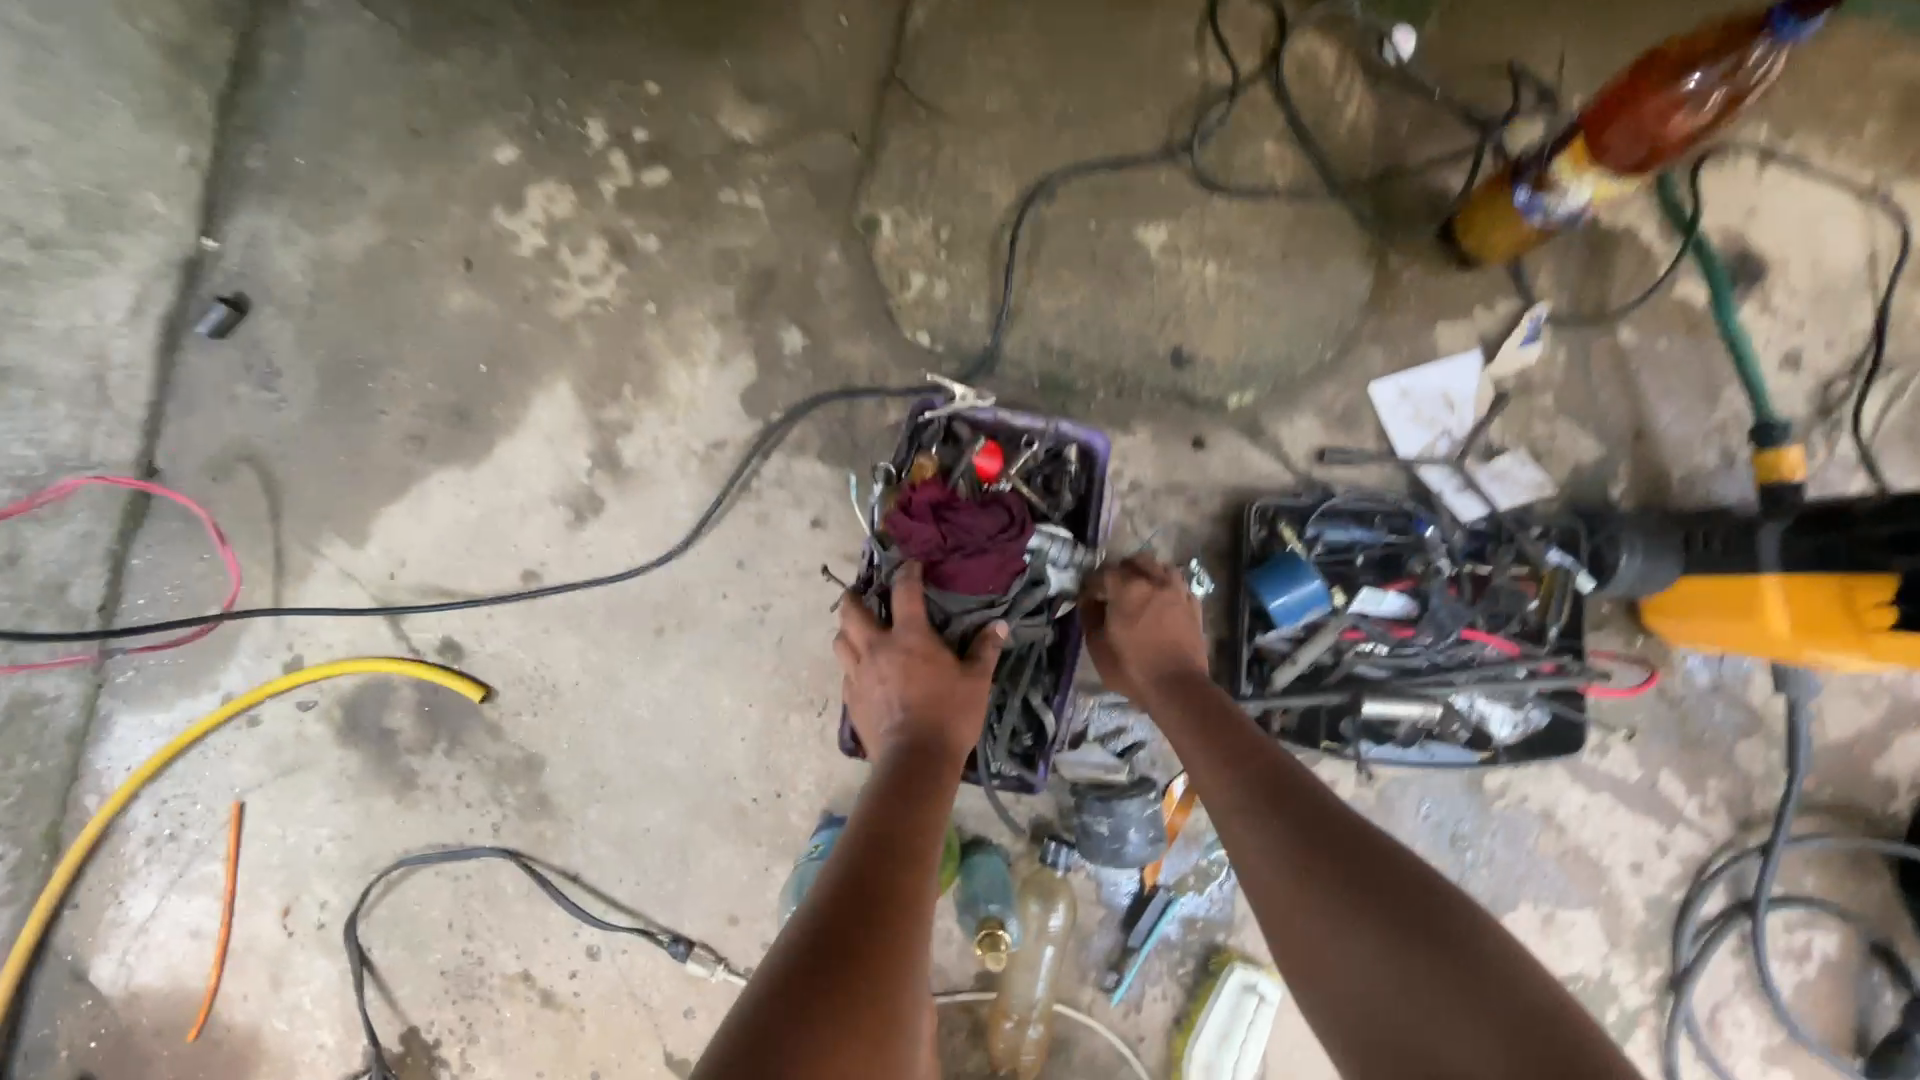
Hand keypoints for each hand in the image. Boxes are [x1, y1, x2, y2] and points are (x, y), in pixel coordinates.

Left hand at [835, 561, 1006, 765]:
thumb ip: (985, 650)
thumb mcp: (976, 681)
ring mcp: (858, 673)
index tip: (911, 566)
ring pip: (840, 640)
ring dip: (846, 630)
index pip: (903, 591)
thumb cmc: (950, 716)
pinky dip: (851, 663)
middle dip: (854, 597)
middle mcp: (877, 647)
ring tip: (858, 631)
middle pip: (851, 611)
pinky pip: (844, 671)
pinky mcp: (851, 698)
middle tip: (864, 594)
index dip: (907, 573)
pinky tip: (863, 671)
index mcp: (909, 636)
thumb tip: (999, 625)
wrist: (915, 760)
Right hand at [1083, 555, 1208, 703]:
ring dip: (1147, 575)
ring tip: (1140, 592)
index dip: (1093, 582)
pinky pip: (1178, 586)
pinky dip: (1167, 588)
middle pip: (1137, 561)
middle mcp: (1155, 581)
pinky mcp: (1194, 606)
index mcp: (1128, 588)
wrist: (1177, 687)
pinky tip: (1162, 603)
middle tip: (1113, 590)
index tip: (1088, 596)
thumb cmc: (1131, 668)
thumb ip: (1090, 616)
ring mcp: (1179, 592)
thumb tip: (1089, 600)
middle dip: (1122, 571)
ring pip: (1161, 569)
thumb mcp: (1097, 646)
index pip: (1105, 571)